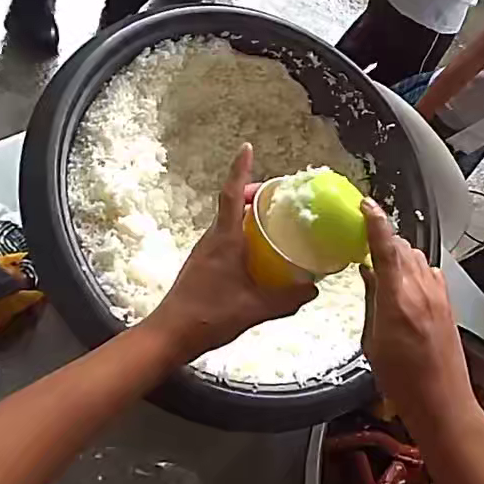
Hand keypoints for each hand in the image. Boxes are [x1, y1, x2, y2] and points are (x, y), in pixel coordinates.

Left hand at [146, 144, 316, 360]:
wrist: (169, 335)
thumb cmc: (209, 316)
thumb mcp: (255, 309)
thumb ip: (287, 299)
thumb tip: (314, 290)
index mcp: (224, 240)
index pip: (232, 195)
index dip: (240, 170)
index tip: (247, 147)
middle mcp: (213, 238)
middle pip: (232, 203)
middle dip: (254, 191)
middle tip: (280, 194)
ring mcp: (206, 250)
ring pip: (229, 220)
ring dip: (249, 212)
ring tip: (275, 218)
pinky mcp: (204, 263)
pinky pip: (226, 236)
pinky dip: (243, 231)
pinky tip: (259, 249)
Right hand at [360, 199, 468, 413]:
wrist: (443, 402)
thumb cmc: (404, 382)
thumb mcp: (372, 341)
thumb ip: (371, 300)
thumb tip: (368, 273)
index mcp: (398, 300)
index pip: (387, 248)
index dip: (376, 222)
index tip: (367, 206)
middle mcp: (422, 291)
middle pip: (403, 247)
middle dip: (384, 241)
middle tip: (366, 242)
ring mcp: (439, 295)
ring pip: (416, 257)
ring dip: (399, 254)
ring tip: (383, 266)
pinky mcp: (448, 302)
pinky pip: (428, 272)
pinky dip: (414, 269)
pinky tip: (404, 285)